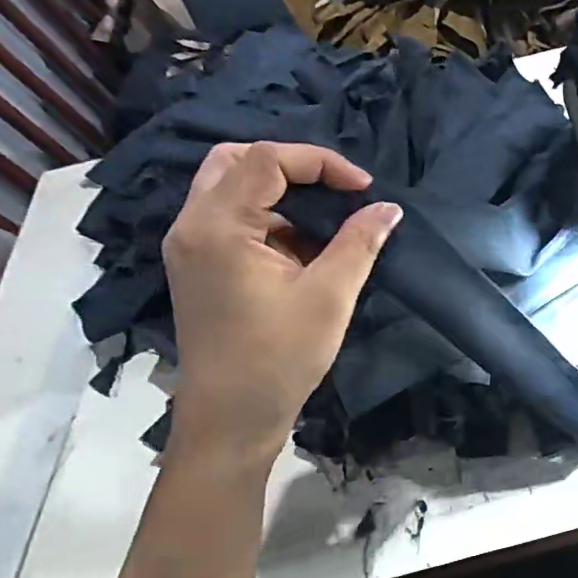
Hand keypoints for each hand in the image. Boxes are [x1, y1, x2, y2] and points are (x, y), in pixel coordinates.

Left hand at [162, 142, 401, 464]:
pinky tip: (303, 244)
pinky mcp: (197, 264)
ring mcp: (189, 245)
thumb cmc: (279, 358)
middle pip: (237, 159)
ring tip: (324, 216)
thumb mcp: (329, 297)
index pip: (267, 159)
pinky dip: (267, 215)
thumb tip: (388, 207)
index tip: (364, 189)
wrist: (230, 417)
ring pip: (229, 186)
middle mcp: (192, 225)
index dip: (321, 162)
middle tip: (336, 189)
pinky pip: (229, 216)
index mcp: (219, 226)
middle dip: (292, 165)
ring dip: (279, 189)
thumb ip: (359, 243)